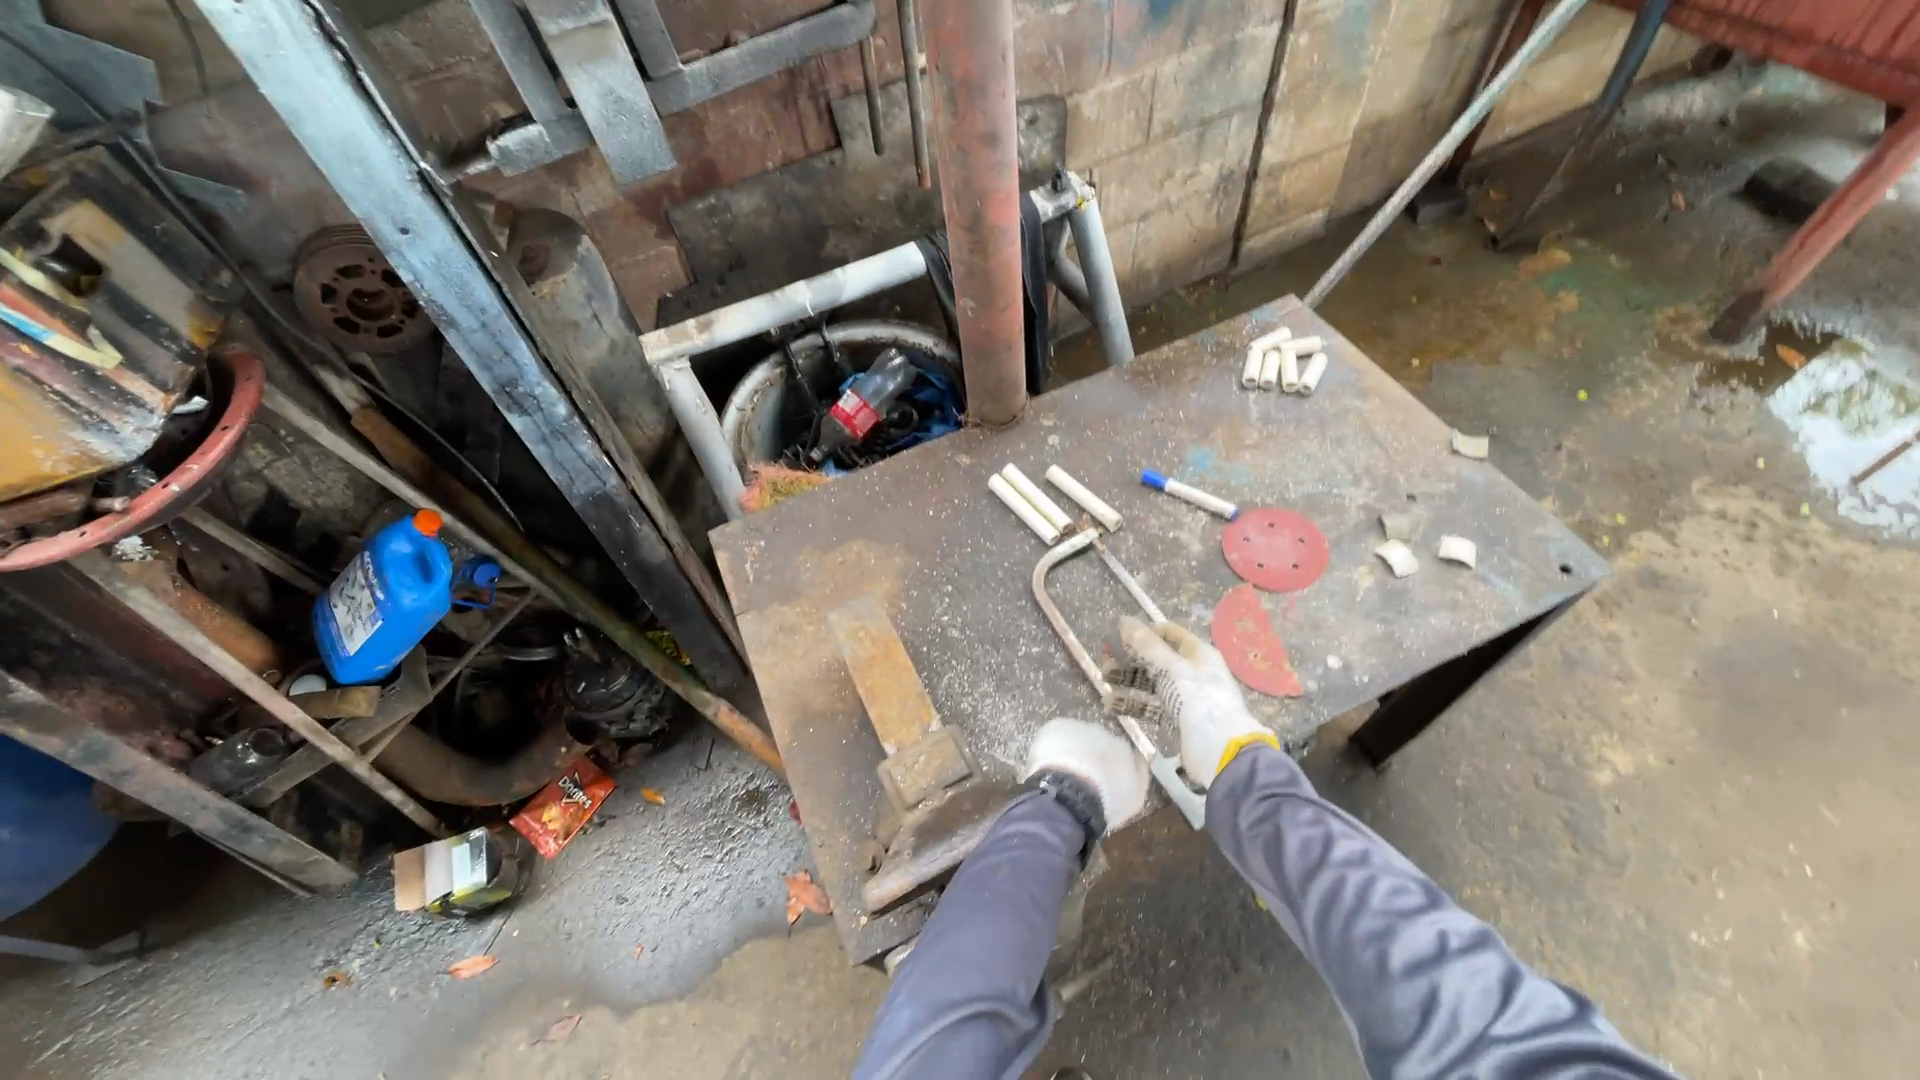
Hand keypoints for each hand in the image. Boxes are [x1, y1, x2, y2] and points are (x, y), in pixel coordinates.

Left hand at [1023, 718, 1147, 831]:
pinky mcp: (1055, 726)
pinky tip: (1048, 764)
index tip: (1101, 781)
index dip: (1108, 766)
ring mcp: (1078, 727)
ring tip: (1061, 773)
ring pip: (1074, 736)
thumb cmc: (1107, 802)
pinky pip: (1055, 735)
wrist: (1073, 795)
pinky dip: (1051, 746)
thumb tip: (1140, 759)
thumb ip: (1139, 775)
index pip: (1118, 752)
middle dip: (1088, 757)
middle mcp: (1103, 732)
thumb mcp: (1135, 798)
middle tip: (1080, 778)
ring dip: (1070, 750)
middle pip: (1095, 742)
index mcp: (1123, 748)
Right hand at [1119, 616, 1278, 787]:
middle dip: (1130, 658)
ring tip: (1104, 681)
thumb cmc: (1197, 700)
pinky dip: (1132, 703)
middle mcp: (1192, 672)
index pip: (1169, 634)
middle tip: (1105, 660)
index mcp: (1197, 654)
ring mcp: (1184, 697)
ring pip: (1151, 683)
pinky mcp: (1176, 719)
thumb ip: (1146, 645)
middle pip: (1156, 659)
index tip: (1119, 636)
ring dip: (1128, 680)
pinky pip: (1151, 706)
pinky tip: (1111, 704)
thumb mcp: (1171, 668)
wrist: (1219, 750)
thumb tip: (1125, 621)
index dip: (1144, 633)